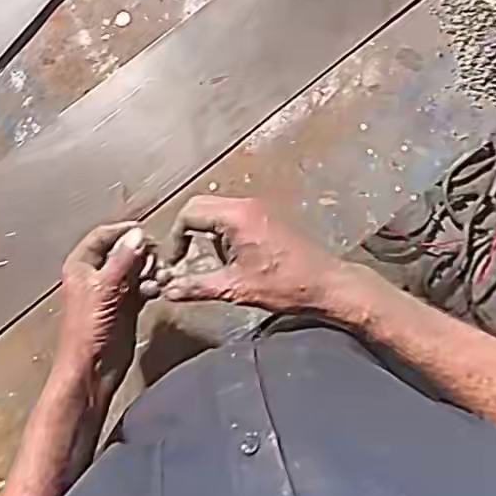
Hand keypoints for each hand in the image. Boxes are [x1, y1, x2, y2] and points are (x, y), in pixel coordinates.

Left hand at [56, 222, 151, 400]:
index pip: (102, 235)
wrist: (92, 369)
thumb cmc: (89, 327)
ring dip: (149, 269)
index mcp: (81, 265)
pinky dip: (151, 284)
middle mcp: (95, 274)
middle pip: (121, 250)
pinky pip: (141, 286)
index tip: (144, 229)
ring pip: (134, 268)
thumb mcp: (106, 288)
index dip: (122, 230)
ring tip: (160, 274)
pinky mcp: (125, 305)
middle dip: (140, 251)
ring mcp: (111, 290)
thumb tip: (139, 234)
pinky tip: (158, 288)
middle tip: (156, 255)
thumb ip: (124, 259)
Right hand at [153, 196, 364, 317]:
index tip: (174, 262)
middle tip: (182, 258)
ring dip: (204, 231)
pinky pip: (231, 214)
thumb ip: (197, 286)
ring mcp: (257, 207)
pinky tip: (229, 256)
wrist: (327, 284)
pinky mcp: (265, 215)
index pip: (188, 214)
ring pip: (215, 209)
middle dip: (185, 232)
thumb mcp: (236, 288)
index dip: (175, 238)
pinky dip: (221, 230)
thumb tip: (167, 290)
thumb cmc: (285, 285)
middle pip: (199, 206)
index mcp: (235, 216)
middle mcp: (245, 204)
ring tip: (207, 261)